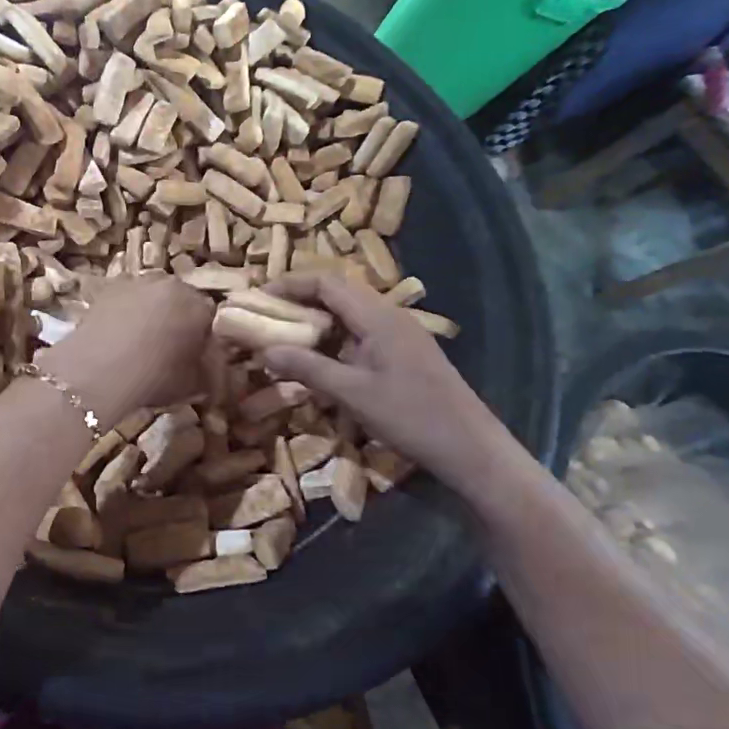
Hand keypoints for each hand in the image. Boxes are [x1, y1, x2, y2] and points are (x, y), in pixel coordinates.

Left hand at [38, 275, 213, 423]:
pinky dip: (125, 312)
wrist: (100, 370)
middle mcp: (171, 285)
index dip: (201, 339)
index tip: (193, 357)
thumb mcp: (193, 384)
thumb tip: (204, 368)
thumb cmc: (156, 377)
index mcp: (199, 305)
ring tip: (140, 341)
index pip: (208, 318)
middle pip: (180, 300)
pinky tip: (118, 334)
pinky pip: (124, 299)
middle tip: (168, 347)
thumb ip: (205, 370)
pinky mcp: (108, 288)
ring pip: (151, 296)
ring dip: (151, 312)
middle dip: (177, 319)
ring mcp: (138, 282)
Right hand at [260, 275, 514, 477]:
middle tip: (268, 317)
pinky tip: (323, 360)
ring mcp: (400, 333)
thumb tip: (264, 350)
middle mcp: (389, 316)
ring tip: (287, 336)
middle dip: (300, 299)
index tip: (260, 297)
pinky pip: (362, 332)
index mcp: (377, 317)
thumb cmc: (410, 416)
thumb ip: (308, 367)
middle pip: (338, 292)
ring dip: (318, 319)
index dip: (291, 284)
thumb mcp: (352, 393)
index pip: (327, 282)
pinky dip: (336, 337)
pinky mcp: (405, 352)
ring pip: (350, 313)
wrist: (469, 446)